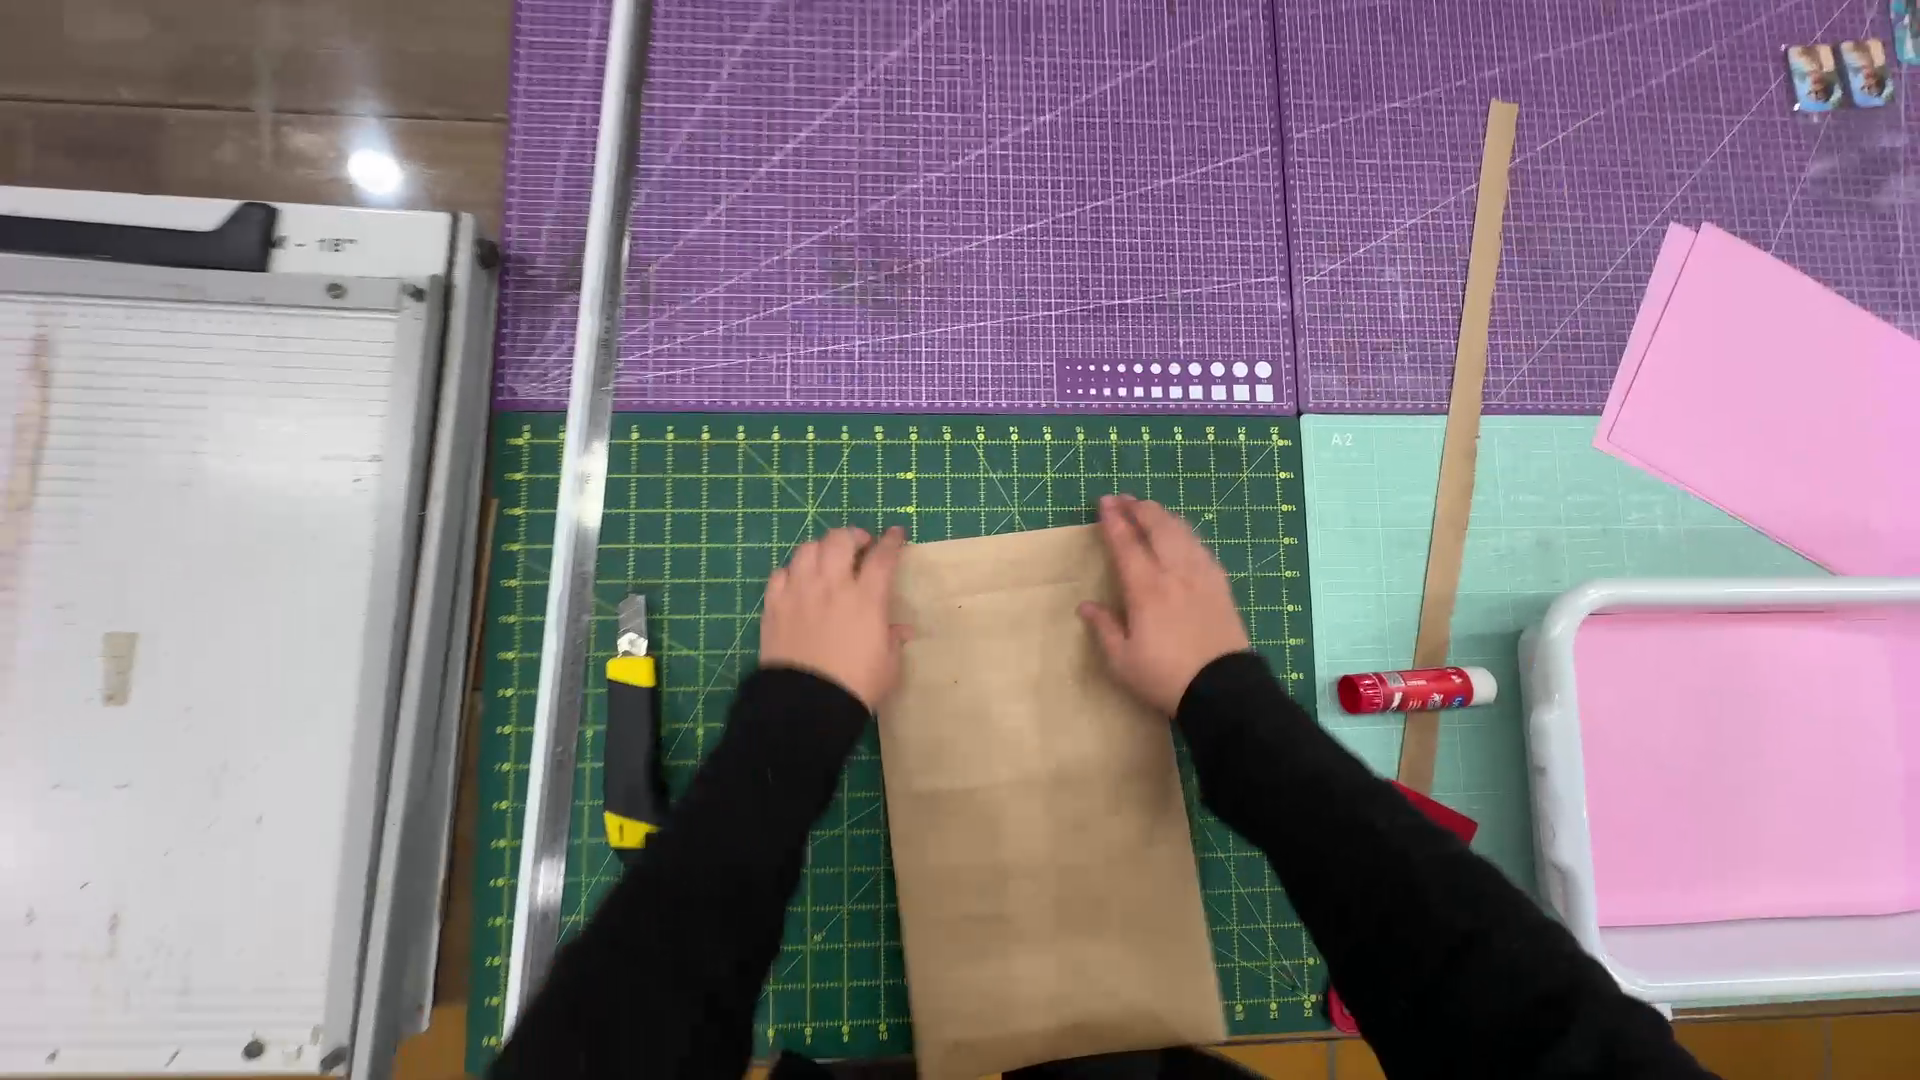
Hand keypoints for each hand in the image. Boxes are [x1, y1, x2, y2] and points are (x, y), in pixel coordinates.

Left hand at [759, 525, 909, 710]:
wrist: (806, 705)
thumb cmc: (856, 686)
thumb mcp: (888, 665)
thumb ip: (894, 640)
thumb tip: (901, 630)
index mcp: (866, 598)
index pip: (882, 556)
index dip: (892, 540)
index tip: (896, 534)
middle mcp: (832, 586)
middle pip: (840, 539)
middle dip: (853, 535)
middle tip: (860, 544)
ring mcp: (799, 592)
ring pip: (807, 549)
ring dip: (821, 549)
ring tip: (827, 559)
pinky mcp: (774, 606)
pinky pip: (780, 574)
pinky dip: (792, 572)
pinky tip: (798, 582)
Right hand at [1078, 495, 1250, 715]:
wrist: (1223, 689)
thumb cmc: (1165, 677)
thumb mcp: (1123, 661)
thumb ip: (1104, 628)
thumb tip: (1086, 606)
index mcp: (1146, 589)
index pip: (1127, 544)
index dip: (1114, 520)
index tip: (1104, 503)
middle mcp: (1175, 573)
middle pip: (1158, 526)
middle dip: (1139, 508)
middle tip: (1123, 499)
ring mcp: (1202, 576)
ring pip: (1182, 532)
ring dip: (1162, 516)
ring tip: (1149, 510)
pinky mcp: (1221, 585)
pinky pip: (1200, 547)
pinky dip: (1185, 533)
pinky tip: (1180, 535)